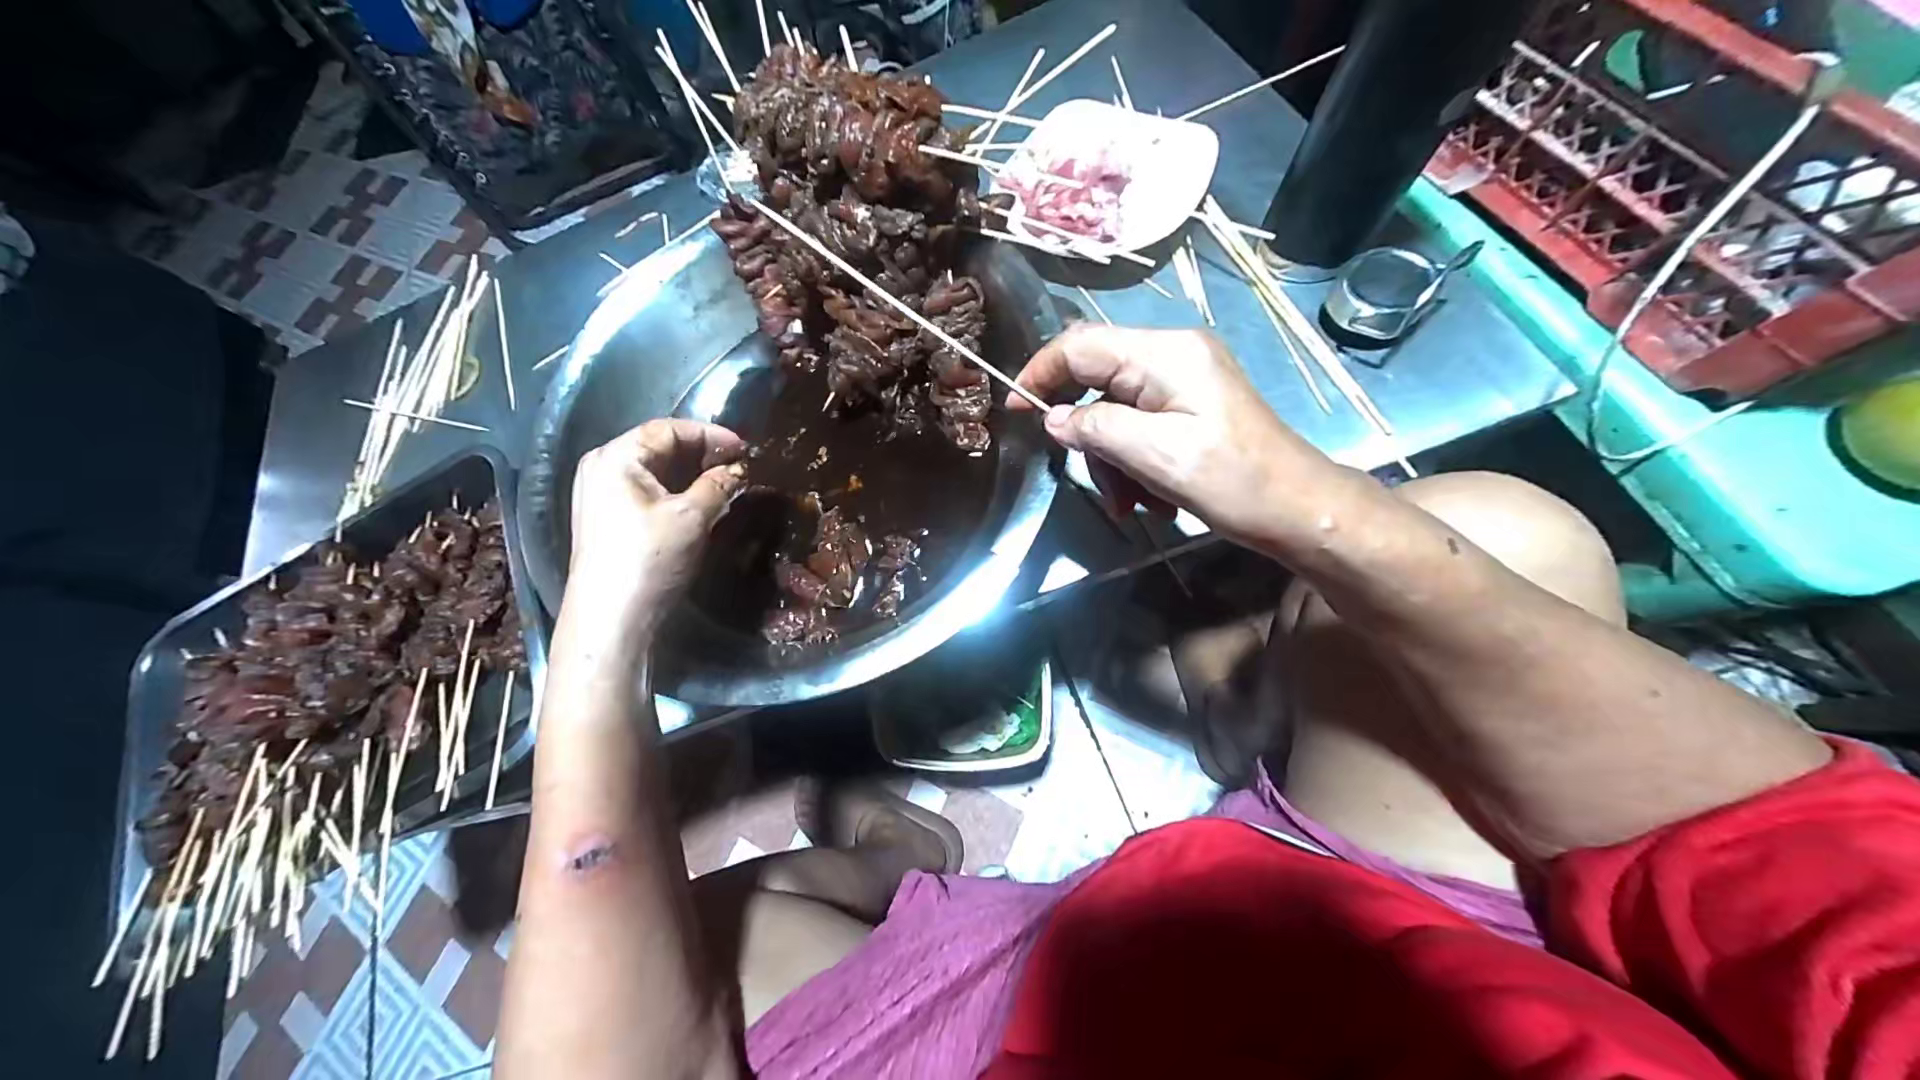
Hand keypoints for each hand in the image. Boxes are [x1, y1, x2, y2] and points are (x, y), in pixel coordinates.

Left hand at [567, 419, 747, 630]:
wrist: (612, 618)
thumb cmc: (650, 558)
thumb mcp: (692, 517)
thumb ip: (719, 484)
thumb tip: (739, 469)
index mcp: (616, 457)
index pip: (669, 429)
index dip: (711, 435)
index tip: (745, 448)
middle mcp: (603, 467)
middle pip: (660, 447)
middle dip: (703, 453)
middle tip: (740, 465)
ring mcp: (603, 494)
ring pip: (656, 471)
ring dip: (693, 473)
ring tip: (728, 482)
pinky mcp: (610, 518)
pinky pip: (648, 491)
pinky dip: (678, 491)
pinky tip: (703, 502)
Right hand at [1011, 325, 1339, 545]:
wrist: (1299, 508)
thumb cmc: (1234, 481)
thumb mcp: (1155, 456)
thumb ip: (1097, 428)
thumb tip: (1054, 419)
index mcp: (1165, 354)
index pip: (1081, 344)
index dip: (1040, 373)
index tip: (1014, 410)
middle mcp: (1173, 354)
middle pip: (1096, 378)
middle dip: (1086, 434)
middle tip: (1089, 478)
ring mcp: (1184, 378)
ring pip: (1114, 409)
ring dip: (1111, 460)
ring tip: (1130, 504)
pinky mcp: (1191, 403)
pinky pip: (1139, 424)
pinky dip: (1133, 462)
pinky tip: (1149, 498)